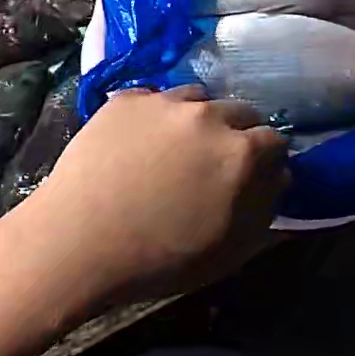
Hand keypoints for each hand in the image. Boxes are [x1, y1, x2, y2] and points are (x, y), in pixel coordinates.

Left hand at [0, 85, 287, 307]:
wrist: (80, 237)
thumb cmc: (161, 256)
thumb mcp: (231, 248)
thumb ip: (265, 205)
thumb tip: (274, 175)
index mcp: (241, 151)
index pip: (273, 140)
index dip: (265, 159)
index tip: (252, 173)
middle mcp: (206, 114)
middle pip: (237, 111)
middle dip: (235, 133)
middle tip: (213, 159)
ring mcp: (161, 101)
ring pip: (195, 99)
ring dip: (196, 118)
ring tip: (175, 145)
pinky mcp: (124, 99)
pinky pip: (152, 99)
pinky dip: (154, 116)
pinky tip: (138, 141)